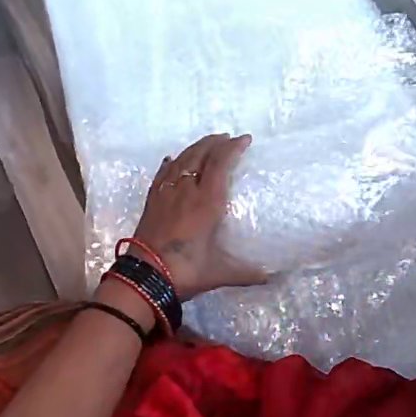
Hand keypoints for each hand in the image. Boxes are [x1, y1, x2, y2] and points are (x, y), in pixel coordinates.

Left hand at [131, 134, 267, 300]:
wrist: (146, 277)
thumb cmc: (186, 271)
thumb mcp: (219, 273)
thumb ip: (245, 273)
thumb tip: (269, 278)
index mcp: (206, 202)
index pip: (220, 164)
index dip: (233, 148)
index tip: (245, 140)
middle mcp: (186, 191)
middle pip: (200, 155)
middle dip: (214, 143)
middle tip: (227, 138)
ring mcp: (166, 194)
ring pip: (181, 161)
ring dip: (194, 149)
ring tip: (205, 145)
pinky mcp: (151, 202)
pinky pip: (162, 174)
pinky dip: (170, 164)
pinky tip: (172, 160)